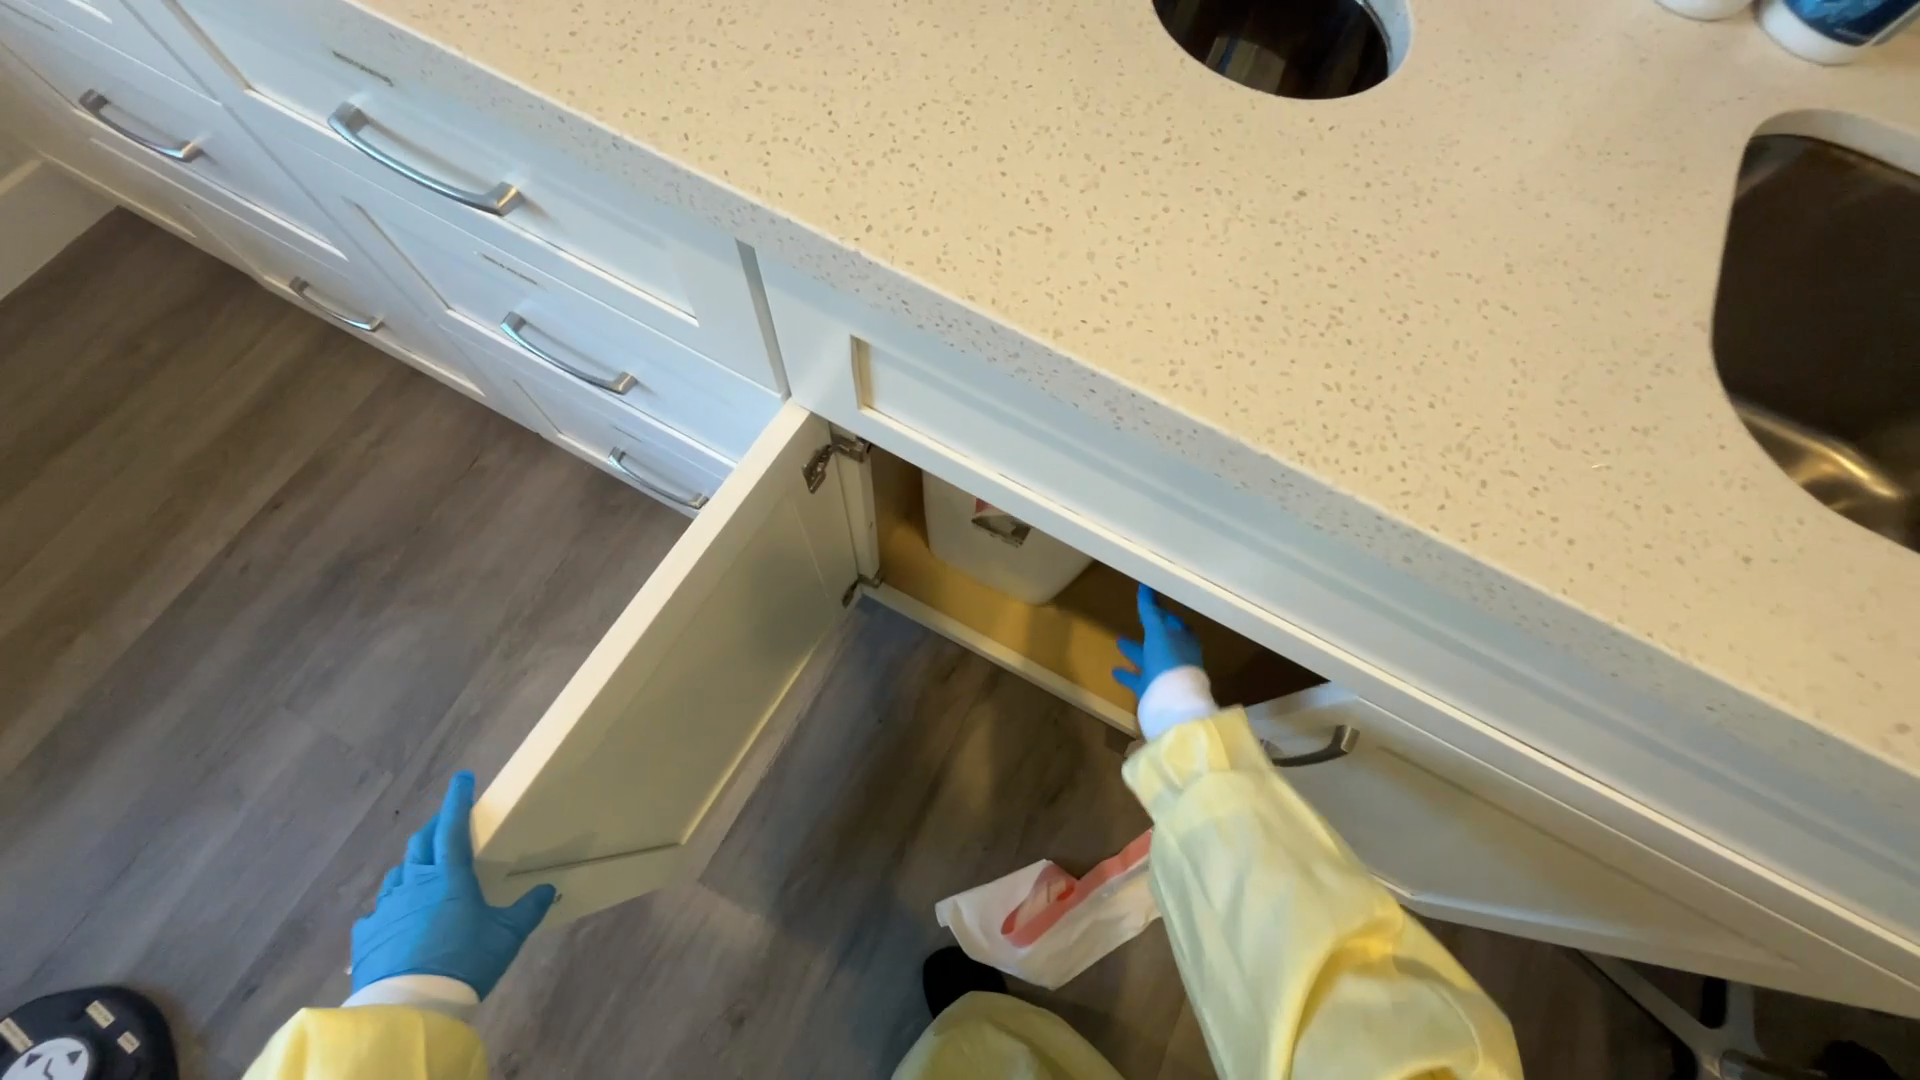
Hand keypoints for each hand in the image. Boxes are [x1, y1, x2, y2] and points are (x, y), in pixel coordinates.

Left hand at [351, 771, 556, 998]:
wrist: (409, 1007)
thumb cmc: (465, 961)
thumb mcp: (508, 935)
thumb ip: (528, 909)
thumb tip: (547, 890)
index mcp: (449, 876)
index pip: (453, 826)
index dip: (458, 799)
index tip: (463, 777)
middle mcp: (414, 883)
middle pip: (421, 843)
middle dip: (435, 827)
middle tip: (447, 823)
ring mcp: (385, 909)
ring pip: (398, 874)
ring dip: (413, 865)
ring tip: (424, 871)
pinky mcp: (366, 935)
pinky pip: (378, 911)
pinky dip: (392, 905)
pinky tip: (398, 918)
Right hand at [1112, 584, 1204, 697]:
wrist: (1171, 701)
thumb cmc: (1168, 660)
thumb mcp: (1158, 631)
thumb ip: (1150, 611)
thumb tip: (1145, 587)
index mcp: (1183, 640)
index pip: (1172, 621)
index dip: (1161, 612)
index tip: (1149, 602)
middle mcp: (1177, 656)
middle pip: (1161, 639)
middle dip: (1150, 629)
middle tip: (1137, 618)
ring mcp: (1165, 674)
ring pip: (1148, 659)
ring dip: (1134, 650)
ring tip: (1119, 640)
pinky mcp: (1152, 691)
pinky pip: (1138, 680)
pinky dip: (1127, 675)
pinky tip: (1114, 670)